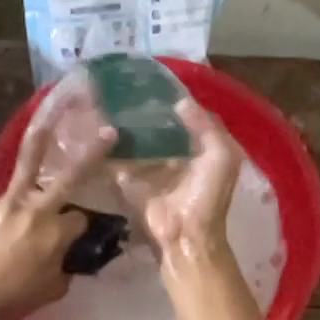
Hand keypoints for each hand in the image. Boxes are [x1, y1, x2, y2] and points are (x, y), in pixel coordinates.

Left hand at [0, 114, 115, 319]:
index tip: (76, 235)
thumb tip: (65, 253)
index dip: (82, 227)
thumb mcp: (54, 288)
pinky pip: (4, 201)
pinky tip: (3, 226)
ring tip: (47, 121)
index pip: (81, 218)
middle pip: (68, 176)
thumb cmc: (17, 299)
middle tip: (106, 133)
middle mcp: (35, 209)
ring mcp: (7, 203)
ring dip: (40, 140)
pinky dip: (9, 208)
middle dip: (90, 155)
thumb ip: (64, 263)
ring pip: (27, 165)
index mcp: (56, 232)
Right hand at [120, 99, 245, 290]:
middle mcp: (179, 158)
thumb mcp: (220, 155)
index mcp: (203, 149)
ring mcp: (155, 173)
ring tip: (109, 108)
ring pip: (140, 146)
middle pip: (161, 131)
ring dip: (128, 133)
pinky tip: (98, 136)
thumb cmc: (208, 195)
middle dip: (147, 115)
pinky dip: (112, 156)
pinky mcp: (135, 187)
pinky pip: (122, 167)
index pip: (189, 119)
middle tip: (127, 92)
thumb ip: (206, 126)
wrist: (185, 235)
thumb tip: (181, 102)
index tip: (156, 84)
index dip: (176, 102)